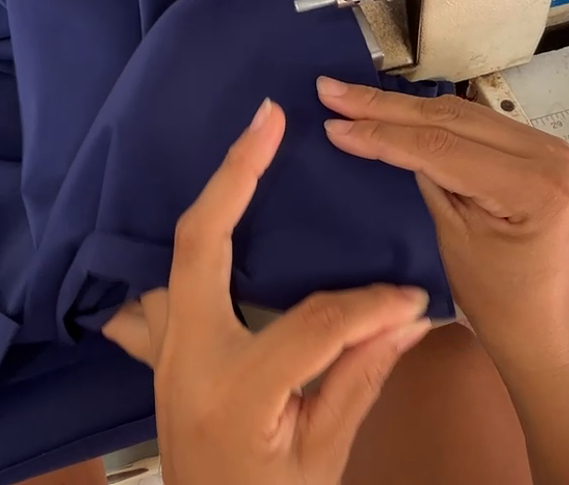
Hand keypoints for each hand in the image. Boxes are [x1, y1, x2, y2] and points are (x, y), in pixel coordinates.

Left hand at [103, 99, 434, 484]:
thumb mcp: (323, 456)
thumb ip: (361, 378)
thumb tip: (410, 313)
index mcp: (232, 389)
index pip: (313, 323)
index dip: (369, 306)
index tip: (410, 297)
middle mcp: (183, 356)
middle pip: (199, 241)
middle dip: (236, 171)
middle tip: (269, 117)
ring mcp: (162, 351)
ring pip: (173, 253)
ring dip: (211, 198)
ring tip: (248, 151)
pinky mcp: (160, 352)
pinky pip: (158, 288)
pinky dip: (182, 250)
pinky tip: (206, 220)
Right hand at [317, 77, 568, 366]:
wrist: (535, 321)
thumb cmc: (494, 296)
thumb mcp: (452, 236)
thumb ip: (427, 177)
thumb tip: (378, 132)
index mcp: (532, 186)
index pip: (441, 148)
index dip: (382, 135)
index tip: (334, 124)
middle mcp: (547, 154)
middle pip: (449, 120)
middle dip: (383, 106)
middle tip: (332, 90)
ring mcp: (545, 144)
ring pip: (457, 112)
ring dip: (400, 104)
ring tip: (351, 94)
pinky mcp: (534, 144)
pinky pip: (471, 121)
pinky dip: (427, 115)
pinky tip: (391, 106)